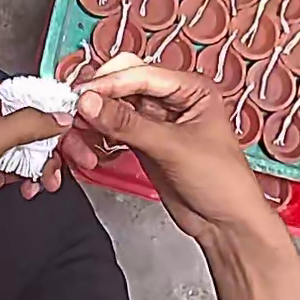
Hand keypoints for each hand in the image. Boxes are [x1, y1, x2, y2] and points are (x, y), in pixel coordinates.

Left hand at [0, 88, 70, 270]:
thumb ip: (21, 125)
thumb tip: (55, 116)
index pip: (19, 95)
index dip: (48, 108)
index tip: (73, 122)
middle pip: (27, 122)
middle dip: (52, 140)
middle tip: (74, 155)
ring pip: (26, 147)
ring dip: (44, 162)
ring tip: (49, 179)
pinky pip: (19, 169)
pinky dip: (32, 177)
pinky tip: (33, 188)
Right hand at [59, 54, 278, 246]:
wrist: (226, 226)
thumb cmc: (222, 183)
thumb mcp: (173, 148)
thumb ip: (128, 124)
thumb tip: (90, 102)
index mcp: (190, 88)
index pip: (140, 73)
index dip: (108, 83)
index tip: (81, 96)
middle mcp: (170, 99)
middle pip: (121, 84)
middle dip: (97, 98)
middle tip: (74, 112)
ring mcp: (154, 120)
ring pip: (111, 107)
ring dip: (92, 121)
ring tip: (79, 138)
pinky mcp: (141, 141)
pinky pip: (110, 129)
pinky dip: (96, 136)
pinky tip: (89, 150)